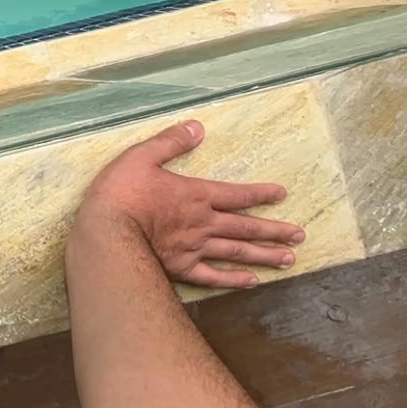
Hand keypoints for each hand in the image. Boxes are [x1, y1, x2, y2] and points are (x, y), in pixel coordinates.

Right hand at [72, 119, 304, 288]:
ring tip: (288, 259)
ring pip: (236, 252)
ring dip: (263, 254)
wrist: (108, 231)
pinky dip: (234, 279)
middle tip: (298, 235)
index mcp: (195, 195)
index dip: (260, 194)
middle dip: (273, 230)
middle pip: (244, 226)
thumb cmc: (121, 192)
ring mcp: (194, 248)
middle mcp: (203, 223)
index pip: (236, 194)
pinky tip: (251, 281)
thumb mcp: (141, 157)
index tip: (281, 195)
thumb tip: (197, 127)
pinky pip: (213, 276)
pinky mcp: (181, 268)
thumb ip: (170, 142)